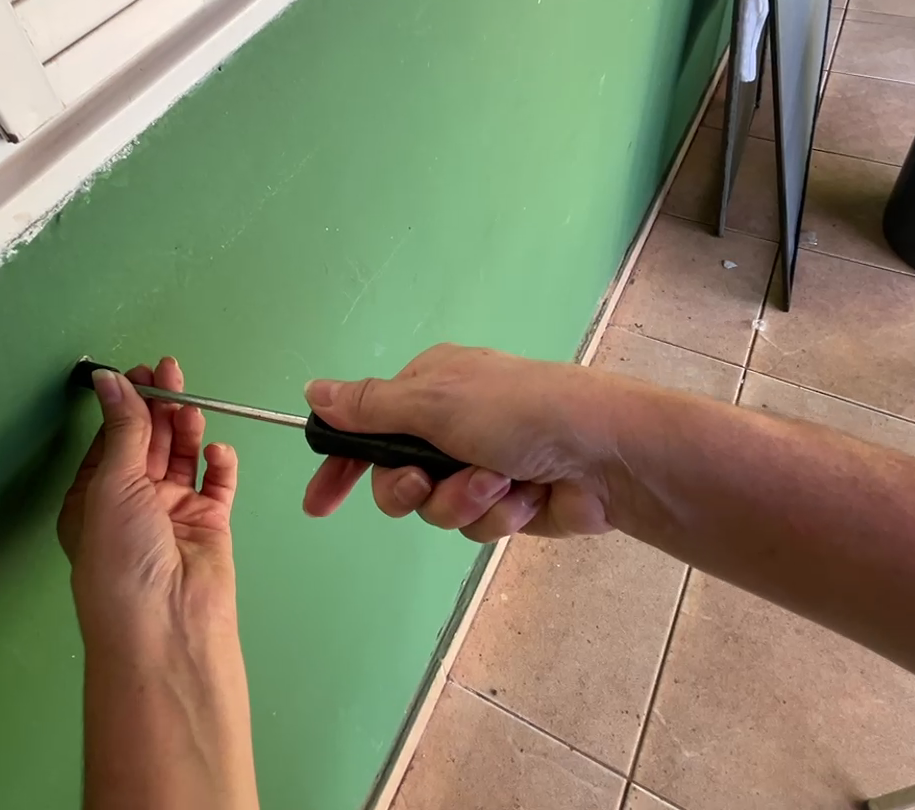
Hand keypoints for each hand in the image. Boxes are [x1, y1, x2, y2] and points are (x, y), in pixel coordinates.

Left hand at [58, 358, 238, 642]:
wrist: (167, 626)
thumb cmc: (122, 556)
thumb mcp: (113, 485)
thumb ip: (123, 428)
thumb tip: (111, 379)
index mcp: (96, 497)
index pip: (112, 439)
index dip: (126, 404)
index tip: (139, 371)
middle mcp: (133, 503)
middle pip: (148, 442)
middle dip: (159, 406)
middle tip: (170, 370)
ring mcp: (173, 512)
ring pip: (182, 456)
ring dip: (186, 428)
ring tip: (191, 406)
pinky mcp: (210, 521)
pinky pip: (216, 482)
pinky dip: (219, 463)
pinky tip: (217, 451)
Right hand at [299, 344, 629, 541]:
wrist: (603, 453)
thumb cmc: (515, 411)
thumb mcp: (434, 401)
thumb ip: (369, 406)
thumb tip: (311, 391)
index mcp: (429, 389)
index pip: (365, 428)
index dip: (339, 466)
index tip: (318, 504)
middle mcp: (450, 426)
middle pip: (396, 478)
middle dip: (411, 488)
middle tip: (426, 481)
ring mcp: (478, 465)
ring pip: (436, 508)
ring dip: (464, 500)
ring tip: (499, 481)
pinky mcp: (506, 503)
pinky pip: (477, 525)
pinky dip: (498, 514)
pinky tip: (526, 495)